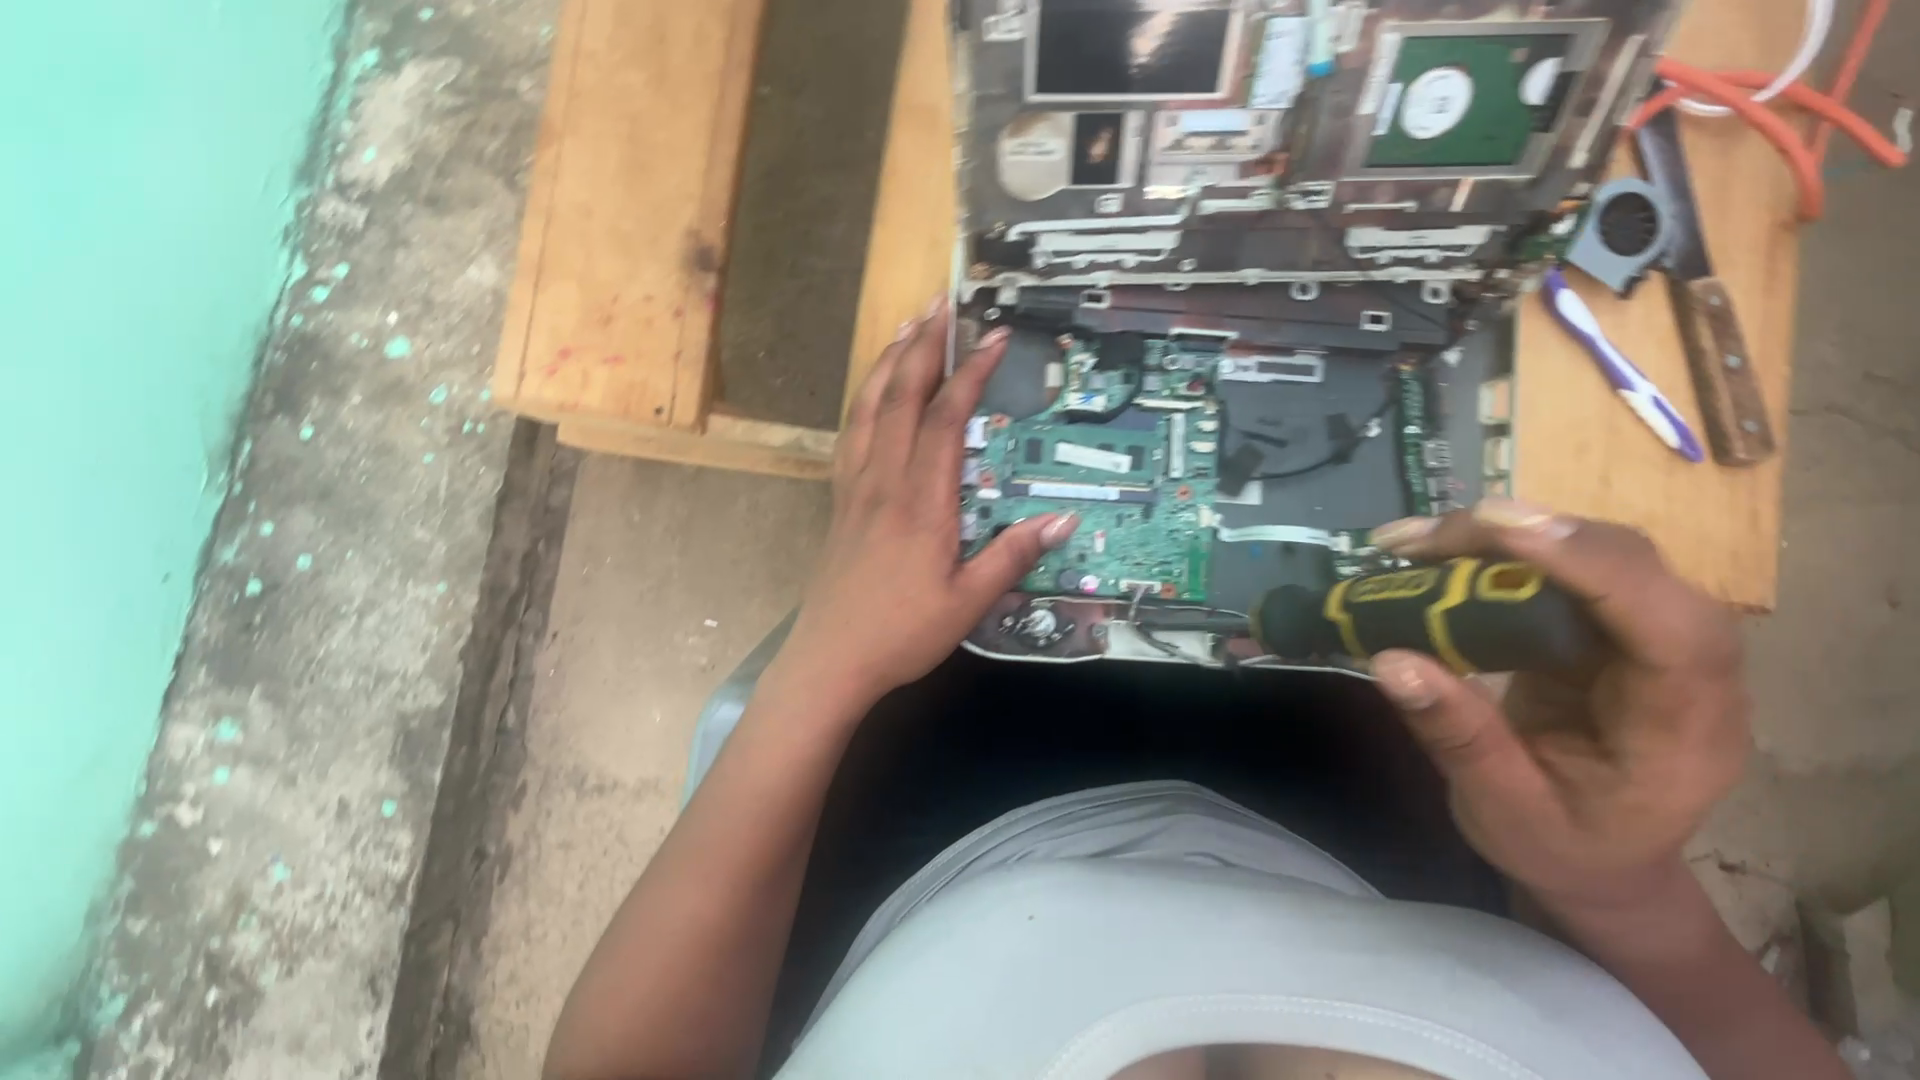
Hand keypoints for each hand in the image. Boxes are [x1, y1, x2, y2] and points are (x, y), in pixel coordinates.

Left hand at [777, 299, 1078, 704]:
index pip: (946, 419)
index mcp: (921, 502)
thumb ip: (1012, 557)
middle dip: (925, 346)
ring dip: (890, 361)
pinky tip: (873, 390)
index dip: (970, 373)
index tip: (994, 338)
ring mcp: (855, 487)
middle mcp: (884, 481)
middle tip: (944, 304)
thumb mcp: (968, 602)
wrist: (830, 659)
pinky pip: (851, 434)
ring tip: (908, 325)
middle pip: (901, 396)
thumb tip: (1061, 520)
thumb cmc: (902, 633)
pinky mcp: (839, 500)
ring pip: (869, 408)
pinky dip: (864, 399)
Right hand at [1364, 499, 1750, 912]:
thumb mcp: (1502, 809)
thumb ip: (1457, 736)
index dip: (1597, 569)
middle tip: (1423, 540)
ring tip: (1412, 543)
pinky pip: (1561, 572)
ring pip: (1593, 557)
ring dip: (1502, 539)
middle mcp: (1689, 672)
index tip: (1503, 530)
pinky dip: (1496, 555)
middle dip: (1529, 539)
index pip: (1673, 631)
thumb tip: (1390, 659)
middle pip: (1633, 571)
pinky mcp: (1607, 631)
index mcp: (1684, 733)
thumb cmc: (1563, 849)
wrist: (1602, 865)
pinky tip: (1438, 555)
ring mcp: (1649, 643)